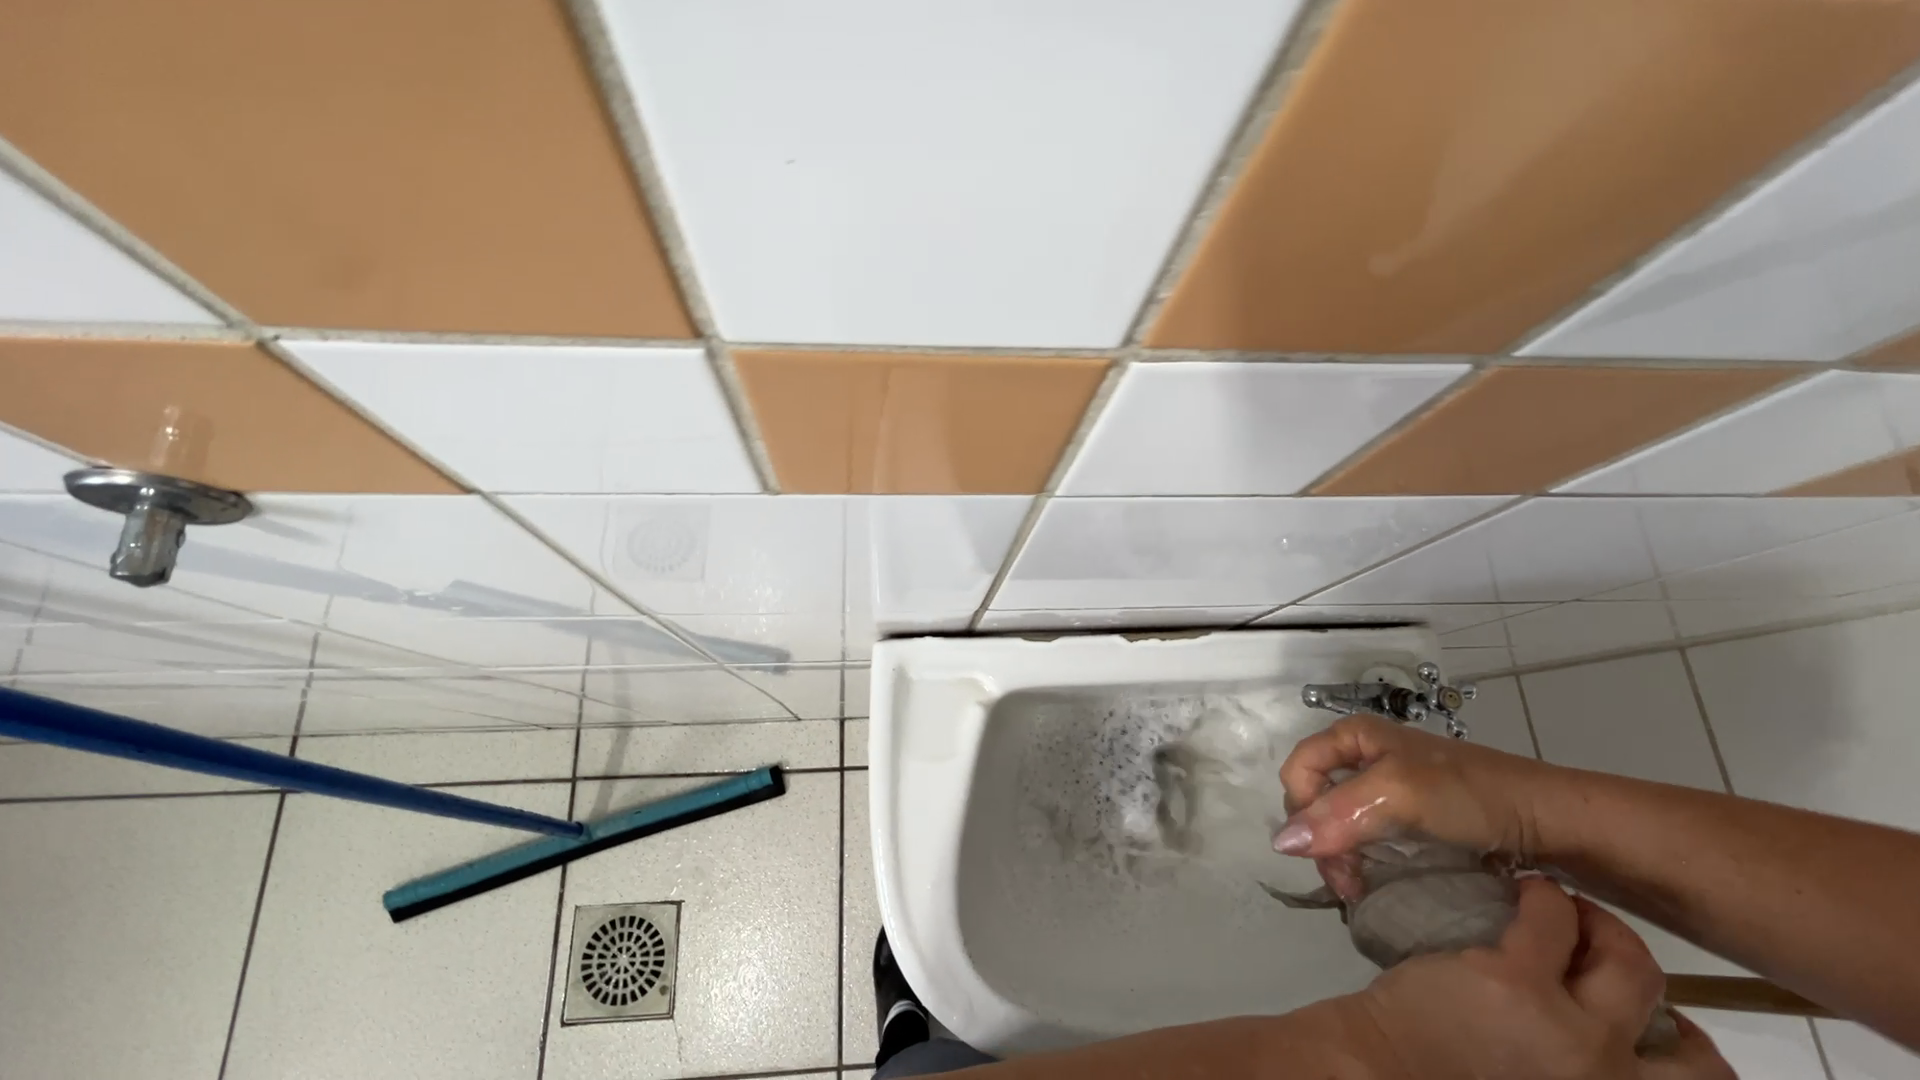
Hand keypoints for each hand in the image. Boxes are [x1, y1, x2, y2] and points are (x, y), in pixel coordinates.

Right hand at [1273, 713, 1557, 896]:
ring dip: (1341, 857)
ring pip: (1338, 823)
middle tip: (1348, 881)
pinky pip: (1365, 838)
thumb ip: (1339, 815)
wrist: (1549, 823)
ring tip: (1361, 887)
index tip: (1329, 851)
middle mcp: (1363, 758)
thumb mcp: (1399, 794)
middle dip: (1322, 841)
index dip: (1303, 810)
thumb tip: (1282, 843)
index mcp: (1353, 736)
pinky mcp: (1408, 819)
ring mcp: (1387, 789)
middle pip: (1314, 799)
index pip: (1298, 771)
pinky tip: (1377, 881)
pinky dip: (1362, 861)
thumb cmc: (1471, 796)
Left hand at [1349, 878, 1733, 1078]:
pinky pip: (1551, 920)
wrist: (1384, 1072)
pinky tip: (1526, 892)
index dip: (1680, 1040)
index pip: (1698, 1078)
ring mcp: (1571, 1028)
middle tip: (1601, 944)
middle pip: (1669, 1014)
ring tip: (1564, 909)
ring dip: (1602, 927)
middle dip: (1640, 968)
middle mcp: (1614, 1079)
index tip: (1647, 1014)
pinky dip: (1545, 898)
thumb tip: (1593, 1036)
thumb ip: (1571, 1066)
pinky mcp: (1517, 978)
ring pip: (1628, 963)